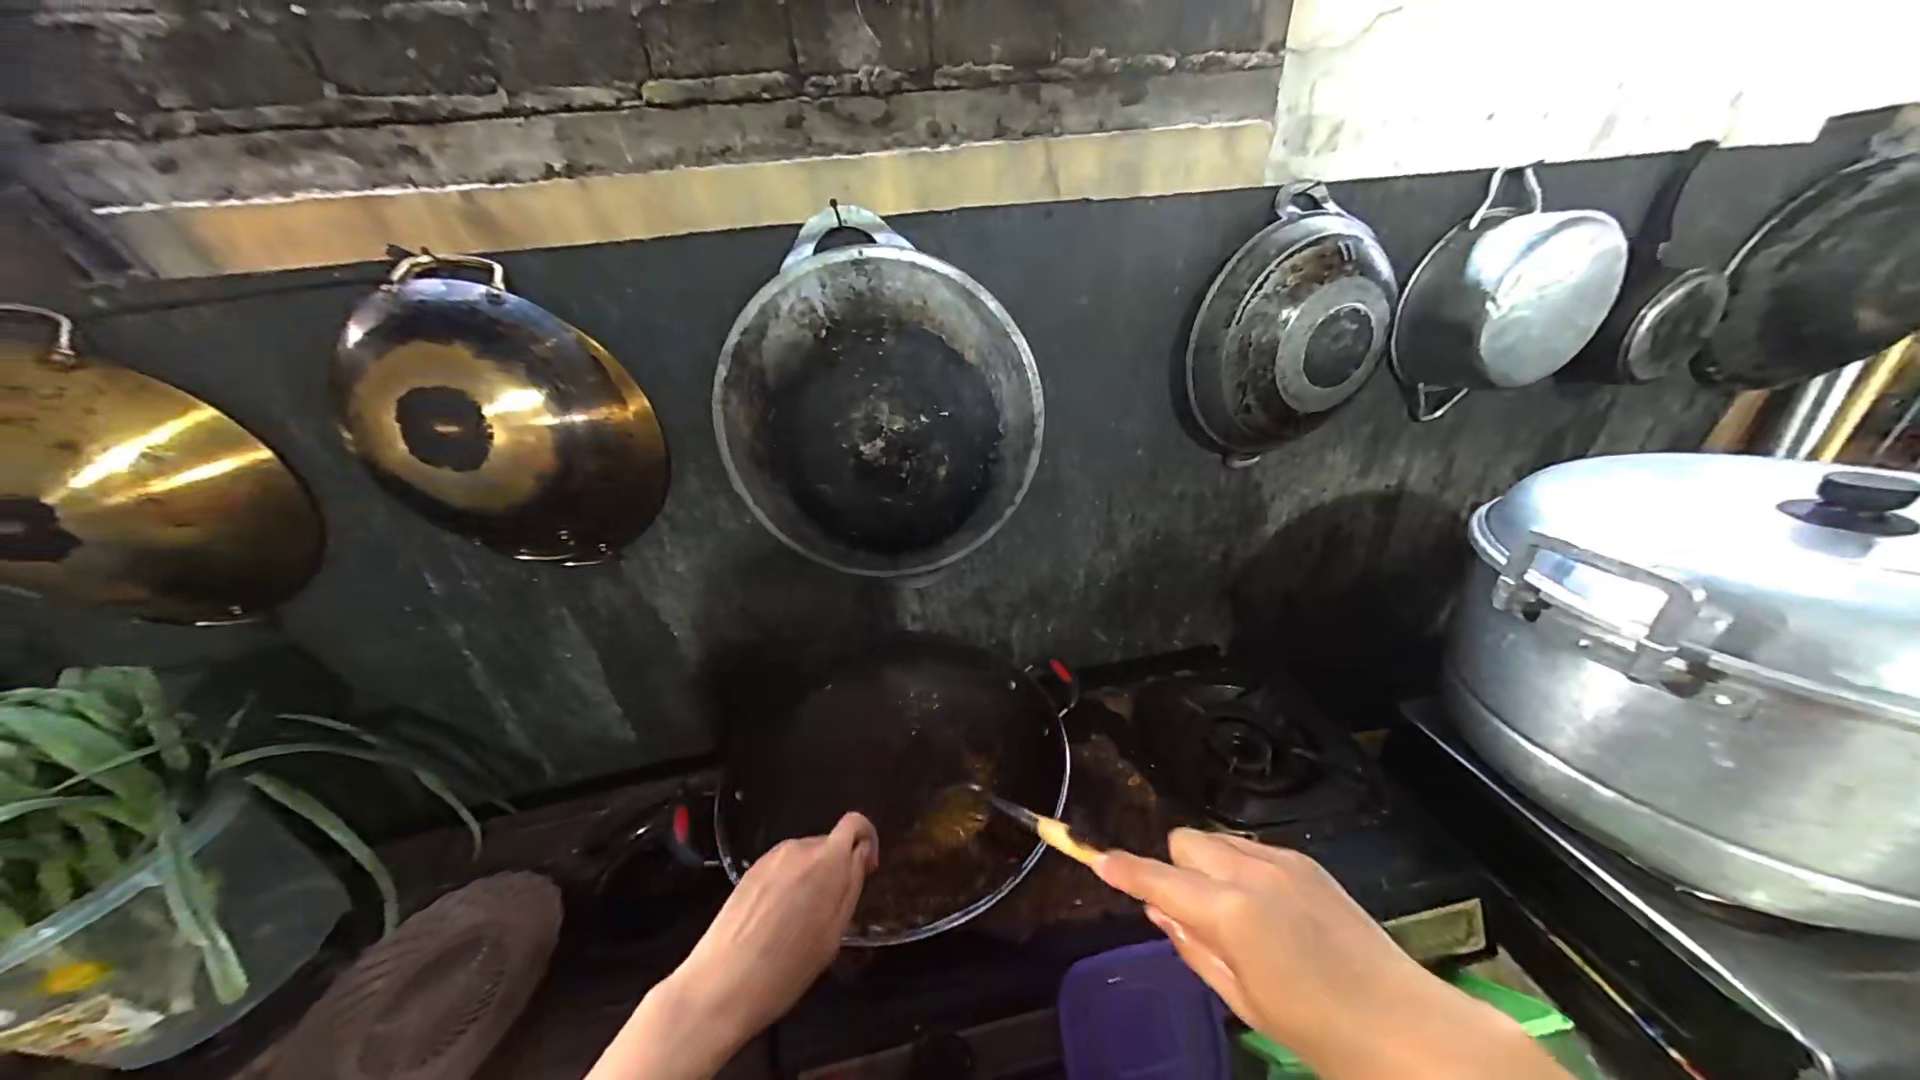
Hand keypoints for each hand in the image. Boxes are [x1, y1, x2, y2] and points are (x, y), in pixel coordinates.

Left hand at [589, 813, 878, 1079]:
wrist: (720, 985)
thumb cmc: (786, 968)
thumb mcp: (833, 933)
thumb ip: (851, 885)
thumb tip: (860, 855)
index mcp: (826, 860)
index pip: (855, 823)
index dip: (867, 840)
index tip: (866, 869)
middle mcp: (799, 848)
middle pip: (829, 843)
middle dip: (837, 866)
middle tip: (831, 911)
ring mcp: (771, 857)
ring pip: (805, 856)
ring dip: (812, 876)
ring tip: (801, 922)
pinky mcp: (749, 871)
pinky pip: (783, 867)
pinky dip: (789, 883)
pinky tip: (777, 920)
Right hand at [1097, 829, 1567, 1079]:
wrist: (1409, 1028)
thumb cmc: (1316, 1031)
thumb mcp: (1241, 998)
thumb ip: (1190, 946)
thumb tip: (1158, 912)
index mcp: (1229, 912)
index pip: (1157, 878)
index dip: (1123, 868)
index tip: (1095, 859)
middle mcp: (1250, 871)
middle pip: (1184, 840)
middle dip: (1175, 867)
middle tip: (1192, 911)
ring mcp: (1282, 860)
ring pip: (1215, 839)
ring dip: (1206, 865)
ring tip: (1233, 912)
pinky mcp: (1306, 861)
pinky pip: (1250, 849)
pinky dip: (1239, 868)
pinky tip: (1267, 910)